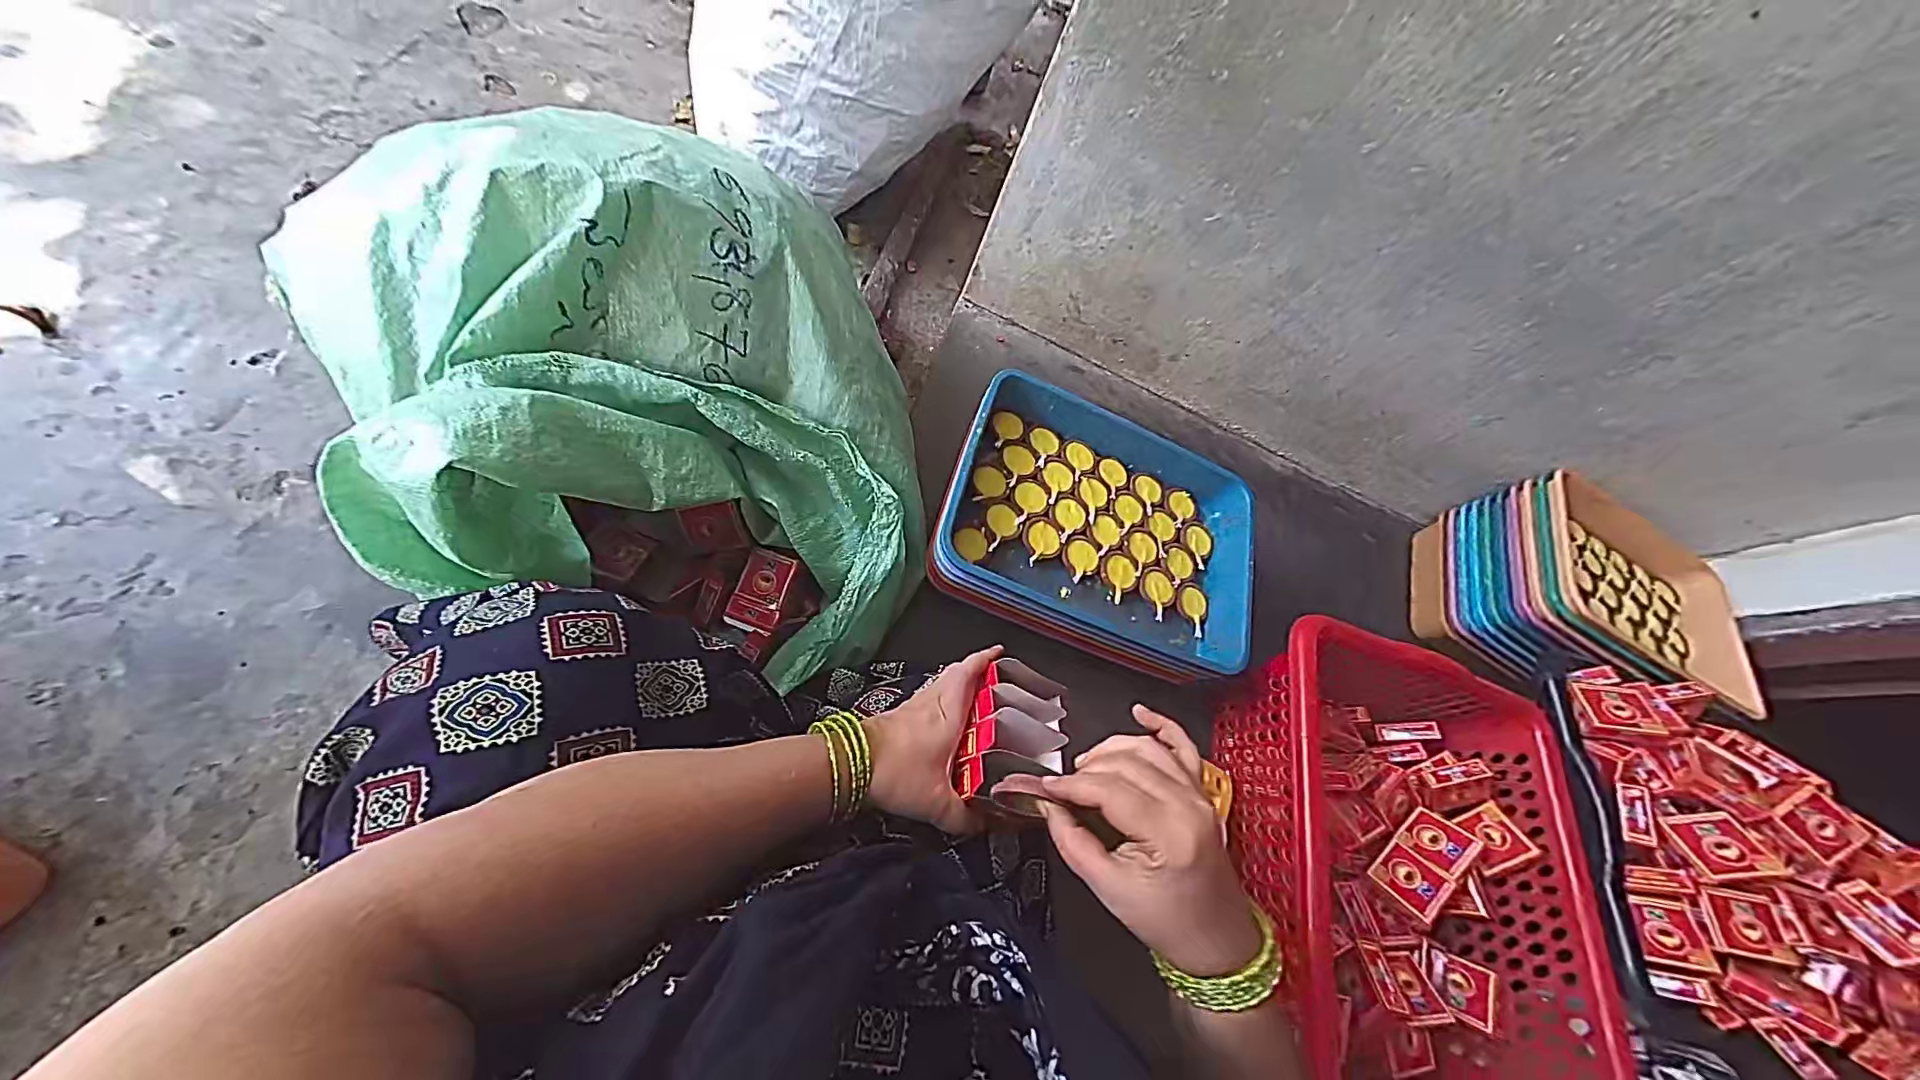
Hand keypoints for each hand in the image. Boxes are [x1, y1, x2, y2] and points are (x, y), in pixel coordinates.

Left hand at [862, 645, 1001, 833]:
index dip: (985, 659)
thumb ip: (964, 818)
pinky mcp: (898, 718)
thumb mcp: (936, 803)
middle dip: (974, 669)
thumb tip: (983, 825)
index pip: (968, 673)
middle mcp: (930, 703)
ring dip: (956, 684)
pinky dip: (940, 702)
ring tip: (973, 698)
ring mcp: (912, 708)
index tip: (998, 652)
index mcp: (948, 713)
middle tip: (991, 675)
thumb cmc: (894, 773)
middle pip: (954, 673)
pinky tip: (943, 723)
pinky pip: (926, 701)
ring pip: (939, 685)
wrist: (852, 765)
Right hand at [1029, 705, 1259, 976]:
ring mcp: (1199, 795)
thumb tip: (1050, 807)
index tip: (1046, 789)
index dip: (1070, 785)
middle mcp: (1189, 805)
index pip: (1108, 789)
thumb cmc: (1169, 921)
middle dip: (1085, 769)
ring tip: (1085, 766)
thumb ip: (1072, 841)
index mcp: (1169, 832)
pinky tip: (1141, 713)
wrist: (1216, 940)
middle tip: (1061, 786)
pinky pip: (1183, 746)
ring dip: (1111, 749)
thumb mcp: (1109, 888)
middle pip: (1124, 764)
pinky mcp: (1202, 792)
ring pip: (1147, 748)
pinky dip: (1161, 725)